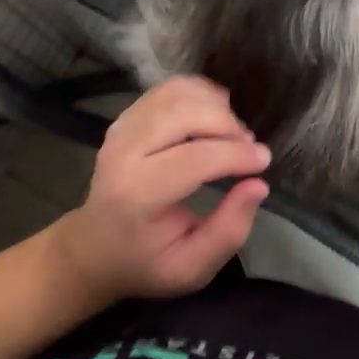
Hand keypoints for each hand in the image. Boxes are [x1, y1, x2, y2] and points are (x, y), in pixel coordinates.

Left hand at [48, 77, 270, 300]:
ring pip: (177, 94)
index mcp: (136, 195)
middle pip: (184, 115)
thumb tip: (258, 185)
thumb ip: (228, 231)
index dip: (235, 155)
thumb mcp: (190, 268)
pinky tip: (216, 112)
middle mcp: (123, 152)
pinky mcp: (127, 116)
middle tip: (250, 146)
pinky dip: (199, 92)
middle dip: (227, 125)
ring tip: (234, 132)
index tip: (264, 160)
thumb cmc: (145, 262)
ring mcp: (122, 128)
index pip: (193, 159)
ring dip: (215, 106)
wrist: (94, 247)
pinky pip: (168, 89)